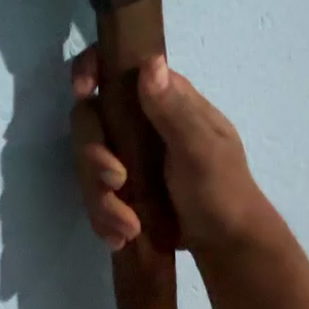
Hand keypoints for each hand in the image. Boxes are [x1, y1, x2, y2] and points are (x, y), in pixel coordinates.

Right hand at [71, 51, 266, 254]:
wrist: (226, 244)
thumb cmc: (223, 190)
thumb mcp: (202, 150)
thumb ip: (174, 110)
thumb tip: (150, 64)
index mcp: (163, 99)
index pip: (116, 68)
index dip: (89, 69)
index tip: (82, 92)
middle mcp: (138, 121)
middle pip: (88, 122)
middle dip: (93, 158)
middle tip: (116, 183)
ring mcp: (125, 155)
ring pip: (86, 165)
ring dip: (100, 200)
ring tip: (128, 228)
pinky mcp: (118, 188)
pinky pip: (92, 196)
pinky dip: (103, 219)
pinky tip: (122, 237)